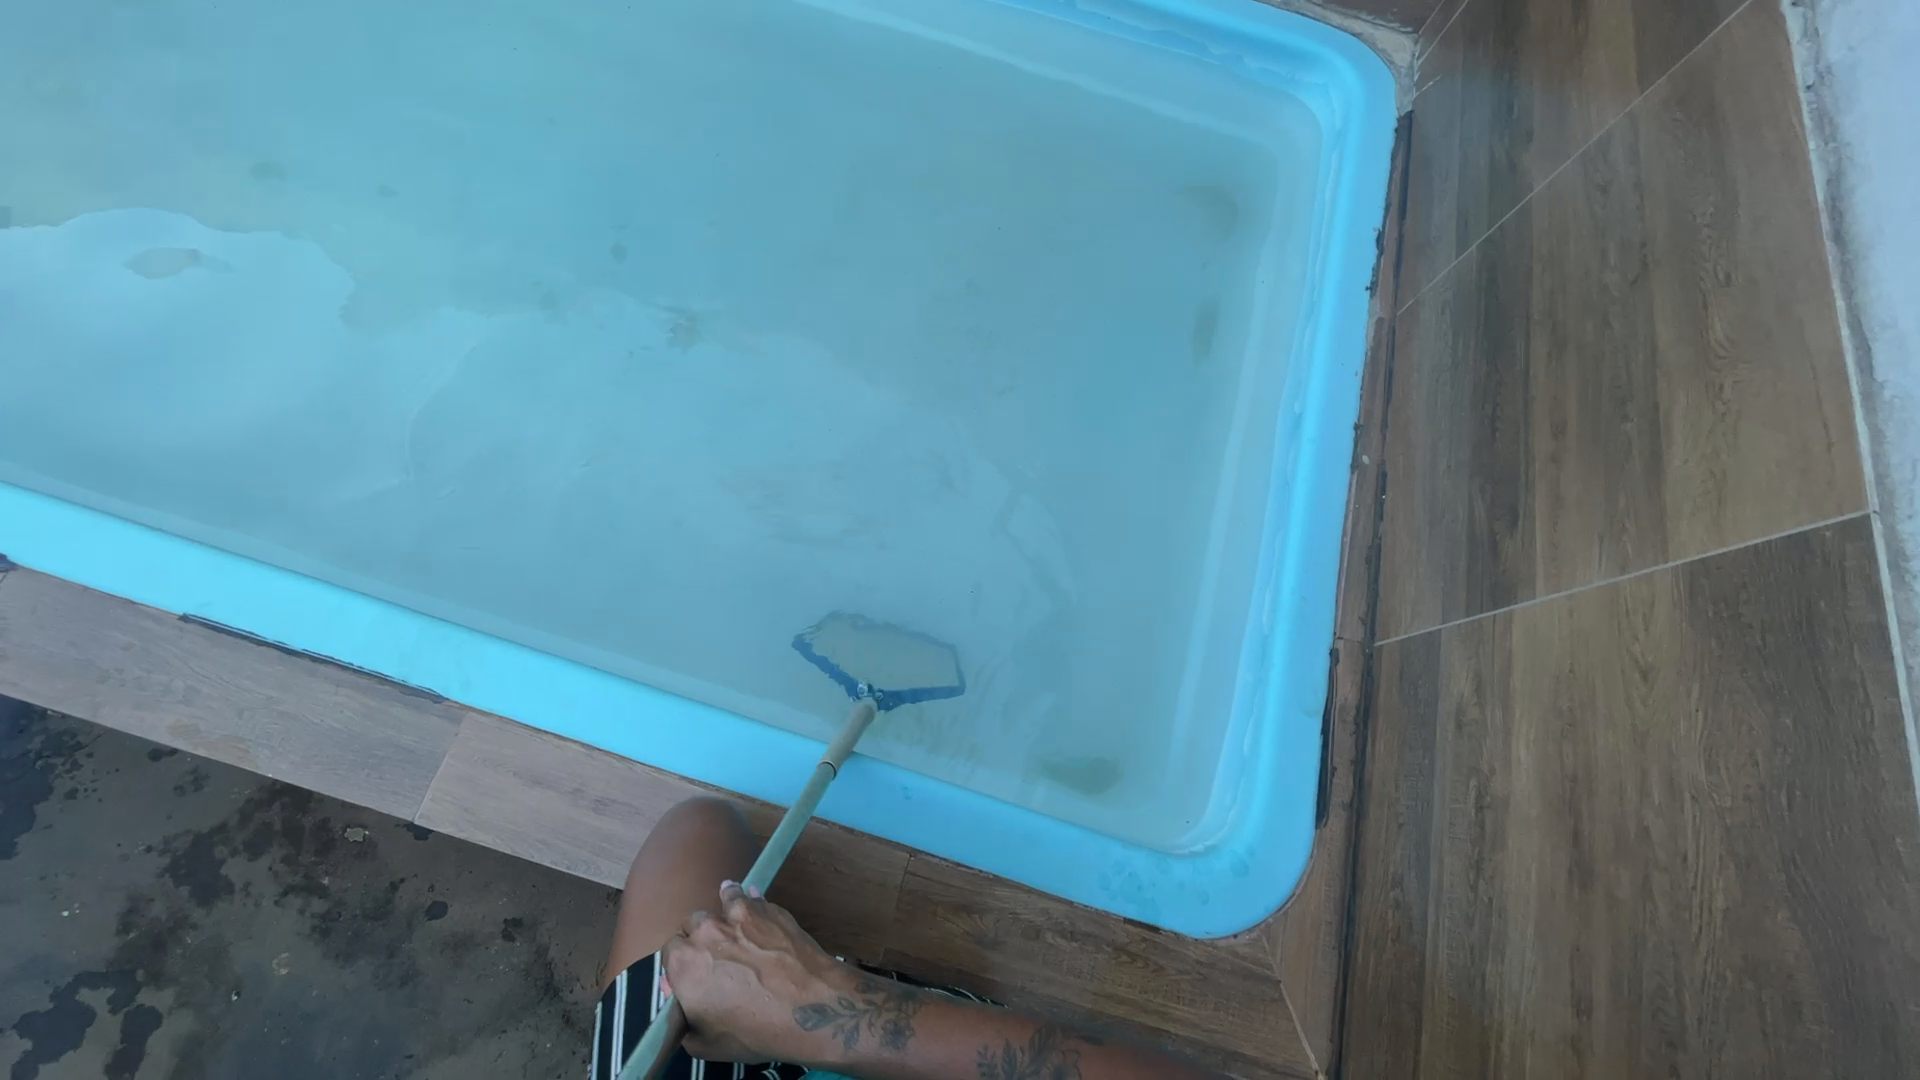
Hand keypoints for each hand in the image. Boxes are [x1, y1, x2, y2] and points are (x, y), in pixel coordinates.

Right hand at [662, 881, 863, 1064]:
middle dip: (700, 938)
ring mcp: (737, 914)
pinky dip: (747, 899)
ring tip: (733, 926)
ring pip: (720, 903)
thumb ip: (683, 1015)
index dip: (681, 963)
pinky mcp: (765, 907)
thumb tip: (680, 995)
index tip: (693, 973)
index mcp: (683, 964)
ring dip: (723, 913)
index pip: (670, 951)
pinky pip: (748, 895)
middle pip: (693, 924)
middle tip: (716, 956)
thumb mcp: (704, 1042)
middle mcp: (705, 931)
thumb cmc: (753, 1030)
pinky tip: (751, 903)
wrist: (806, 1006)